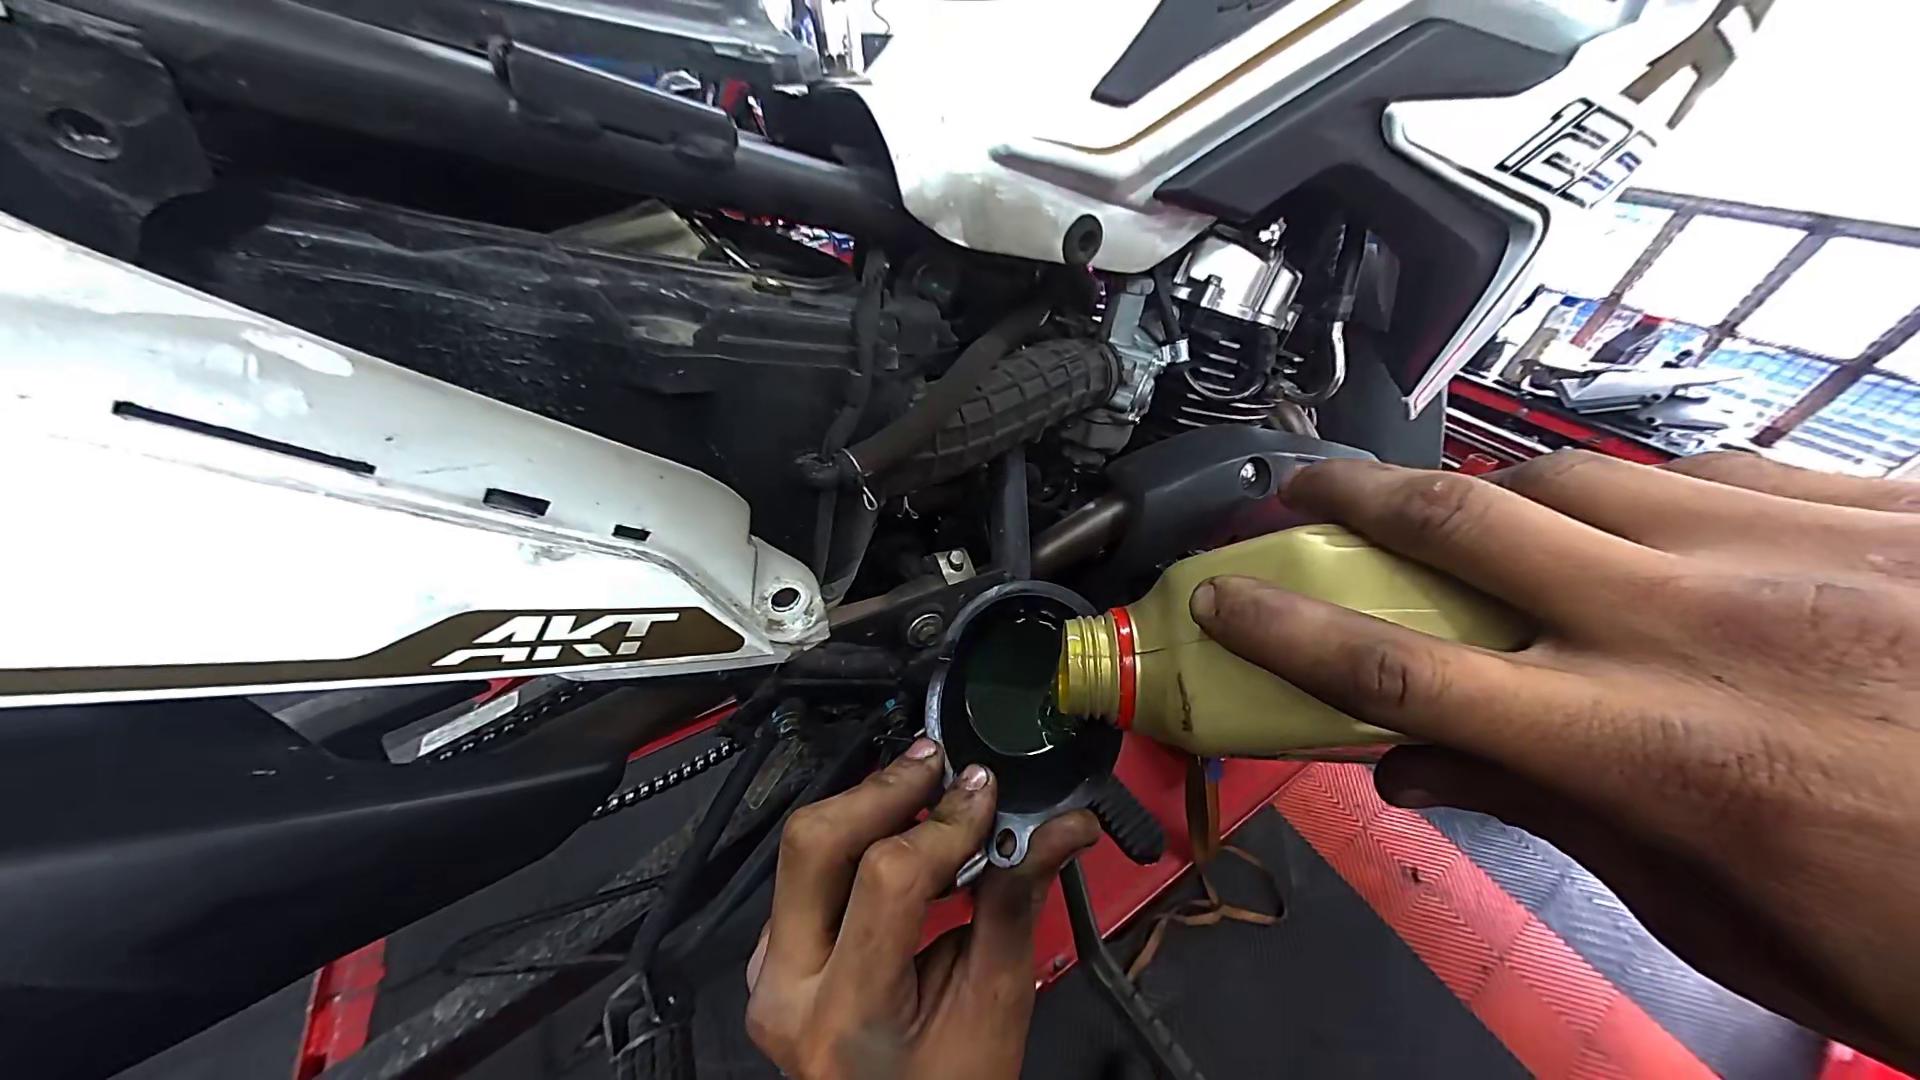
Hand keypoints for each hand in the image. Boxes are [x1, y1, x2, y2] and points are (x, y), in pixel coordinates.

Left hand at [746, 738, 1099, 1079]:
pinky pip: (810, 863)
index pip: (890, 877)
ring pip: (805, 844)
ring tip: (926, 782)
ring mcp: (772, 964)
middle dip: (884, 788)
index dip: (946, 822)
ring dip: (868, 799)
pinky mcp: (778, 945)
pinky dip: (858, 827)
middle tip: (938, 763)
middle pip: (817, 843)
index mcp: (847, 1018)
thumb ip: (1015, 902)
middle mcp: (788, 986)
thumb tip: (1060, 827)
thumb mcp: (994, 1008)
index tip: (985, 790)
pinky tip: (900, 820)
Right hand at [1189, 451, 1919, 1067]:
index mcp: (1645, 747)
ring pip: (1568, 475)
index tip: (1221, 596)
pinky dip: (1630, 493)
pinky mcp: (1901, 505)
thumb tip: (1403, 770)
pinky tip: (1643, 526)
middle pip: (1461, 519)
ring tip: (1473, 517)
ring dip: (1486, 494)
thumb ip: (1541, 814)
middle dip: (1355, 492)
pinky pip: (1702, 468)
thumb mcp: (1725, 918)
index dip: (1284, 628)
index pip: (1395, 673)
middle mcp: (1694, 623)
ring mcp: (1803, 548)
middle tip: (1301, 482)